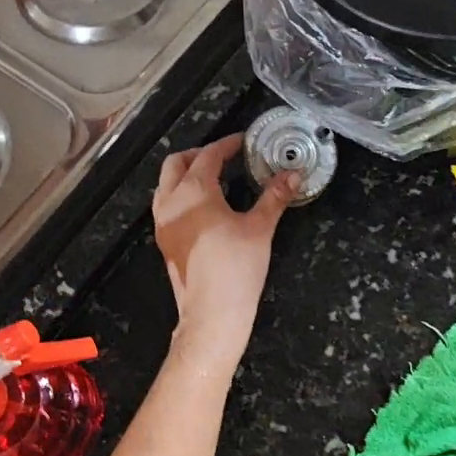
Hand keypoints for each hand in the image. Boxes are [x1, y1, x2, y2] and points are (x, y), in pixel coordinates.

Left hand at [153, 134, 296, 363]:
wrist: (212, 312)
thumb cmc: (236, 267)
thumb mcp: (260, 228)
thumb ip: (274, 197)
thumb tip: (293, 175)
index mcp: (194, 192)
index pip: (208, 156)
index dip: (226, 145)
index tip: (242, 142)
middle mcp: (171, 202)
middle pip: (176, 163)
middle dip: (198, 154)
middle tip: (224, 158)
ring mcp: (163, 223)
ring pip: (165, 184)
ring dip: (185, 174)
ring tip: (212, 179)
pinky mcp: (164, 241)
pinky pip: (165, 205)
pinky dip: (180, 195)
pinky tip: (203, 208)